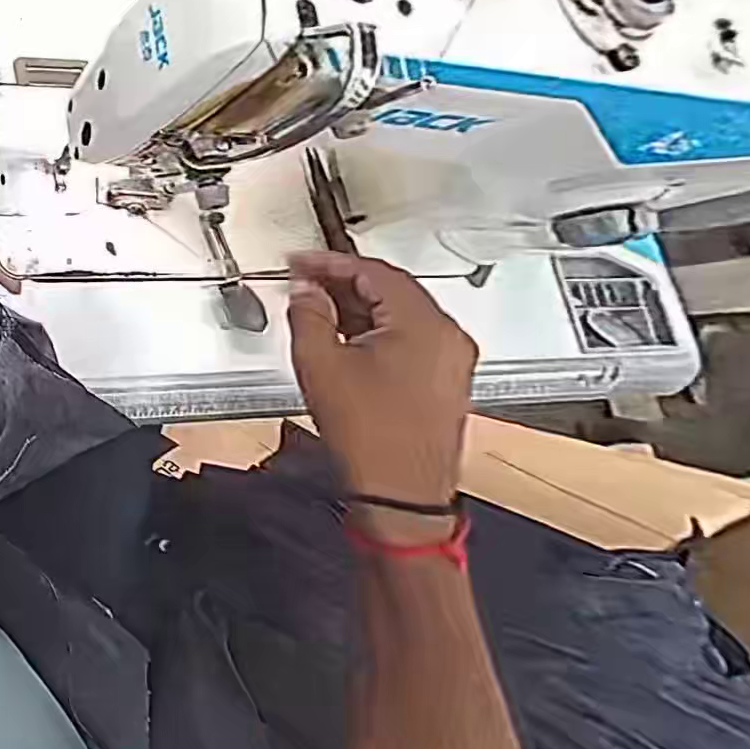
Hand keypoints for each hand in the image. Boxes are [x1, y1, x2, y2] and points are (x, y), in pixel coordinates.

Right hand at [285, 251, 477, 522]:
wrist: (399, 487)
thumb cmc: (368, 431)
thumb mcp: (319, 362)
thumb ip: (308, 316)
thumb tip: (306, 292)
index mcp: (424, 326)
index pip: (375, 272)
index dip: (330, 262)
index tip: (301, 261)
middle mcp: (447, 337)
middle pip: (391, 289)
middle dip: (342, 280)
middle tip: (303, 278)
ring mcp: (448, 359)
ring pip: (397, 312)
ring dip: (355, 304)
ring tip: (313, 305)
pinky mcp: (440, 378)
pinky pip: (405, 335)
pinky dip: (370, 326)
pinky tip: (339, 334)